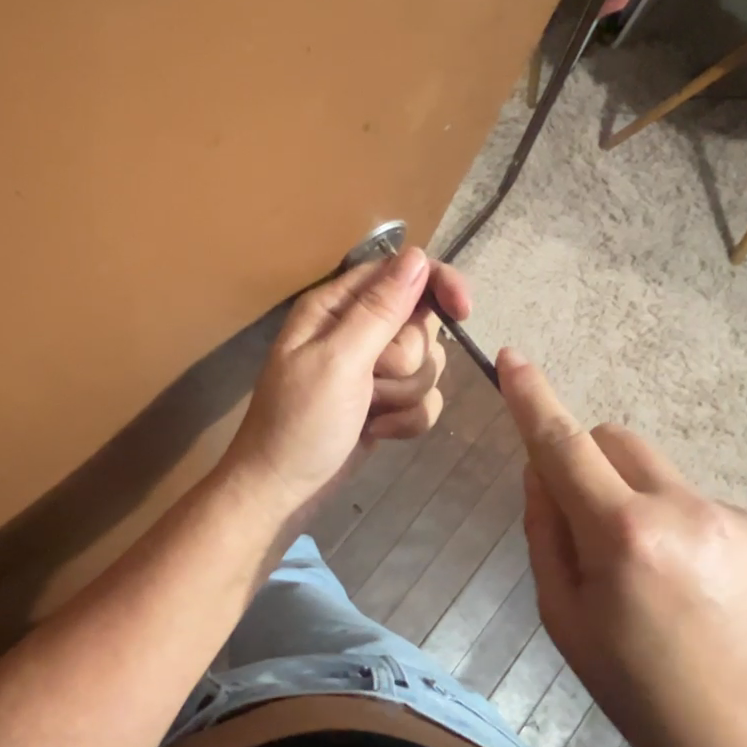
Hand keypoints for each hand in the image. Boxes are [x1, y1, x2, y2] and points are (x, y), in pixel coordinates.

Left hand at [222, 247, 471, 515]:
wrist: (282, 490)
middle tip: (371, 382)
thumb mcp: (338, 360)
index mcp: (335, 307)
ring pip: (427, 365)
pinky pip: (424, 400)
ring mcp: (371, 370)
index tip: (463, 310)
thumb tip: (418, 256)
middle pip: (420, 324)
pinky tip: (376, 433)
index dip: (436, 285)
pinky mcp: (384, 404)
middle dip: (405, 360)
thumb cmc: (299, 421)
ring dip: (403, 394)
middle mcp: (355, 330)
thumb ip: (380, 310)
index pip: (400, 272)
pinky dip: (406, 420)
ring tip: (366, 412)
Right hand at [495, 347, 746, 746]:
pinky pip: (708, 508)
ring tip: (664, 581)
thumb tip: (542, 469)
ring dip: (643, 505)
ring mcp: (741, 518)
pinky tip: (707, 592)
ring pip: (663, 478)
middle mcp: (685, 510)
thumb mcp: (564, 617)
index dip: (533, 399)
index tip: (514, 358)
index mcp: (623, 536)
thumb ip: (546, 530)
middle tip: (593, 527)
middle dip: (592, 464)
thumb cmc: (641, 692)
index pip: (564, 445)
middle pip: (618, 441)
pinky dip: (690, 532)